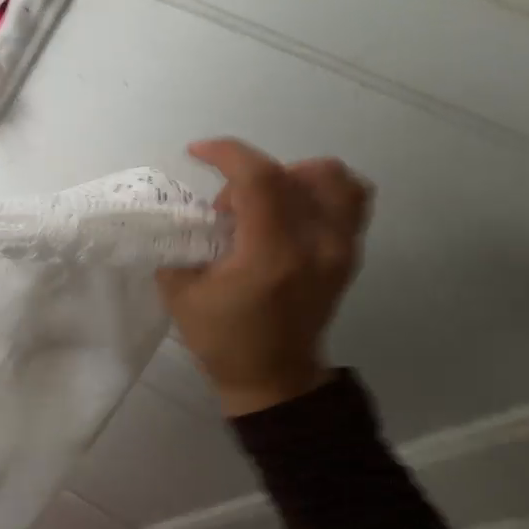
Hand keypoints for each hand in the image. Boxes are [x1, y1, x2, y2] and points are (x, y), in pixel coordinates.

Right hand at [157, 139, 371, 416]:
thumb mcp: (180, 290)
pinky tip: (285, 212)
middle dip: (251, 174)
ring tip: (261, 204)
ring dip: (292, 177)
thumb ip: (183, 243)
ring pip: (335, 179)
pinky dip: (316, 191)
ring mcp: (341, 248)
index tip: (196, 153)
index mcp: (271, 255)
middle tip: (226, 207)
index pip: (261, 179)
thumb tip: (185, 214)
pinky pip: (348, 199)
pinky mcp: (348, 253)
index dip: (227, 154)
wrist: (272, 375)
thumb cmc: (221, 337)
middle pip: (300, 172)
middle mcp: (316, 244)